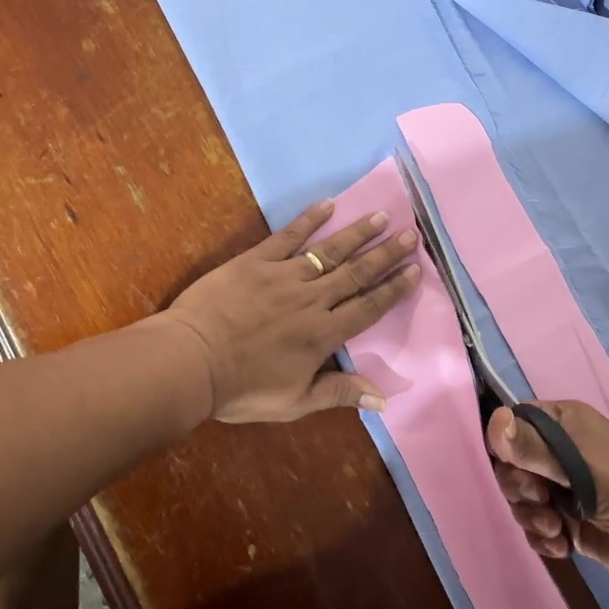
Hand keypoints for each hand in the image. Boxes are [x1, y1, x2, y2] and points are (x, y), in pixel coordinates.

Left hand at [160, 200, 420, 422]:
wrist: (192, 359)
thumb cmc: (241, 388)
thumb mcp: (293, 403)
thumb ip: (337, 393)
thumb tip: (384, 397)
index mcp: (322, 335)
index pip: (367, 307)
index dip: (393, 288)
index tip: (415, 270)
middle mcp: (311, 300)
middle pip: (355, 273)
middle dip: (385, 254)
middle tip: (410, 234)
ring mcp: (283, 276)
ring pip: (328, 251)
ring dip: (357, 233)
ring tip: (380, 216)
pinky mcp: (256, 261)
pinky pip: (288, 236)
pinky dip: (308, 220)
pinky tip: (327, 205)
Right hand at [488, 401, 608, 587]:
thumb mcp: (580, 464)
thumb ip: (532, 446)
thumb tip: (492, 420)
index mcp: (562, 423)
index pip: (512, 424)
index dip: (506, 447)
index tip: (520, 467)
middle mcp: (558, 452)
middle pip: (510, 464)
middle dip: (519, 488)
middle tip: (541, 499)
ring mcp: (562, 488)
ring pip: (519, 498)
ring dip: (531, 516)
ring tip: (555, 528)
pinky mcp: (566, 521)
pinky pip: (534, 525)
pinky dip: (542, 537)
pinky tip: (562, 545)